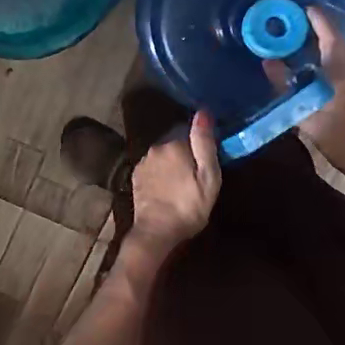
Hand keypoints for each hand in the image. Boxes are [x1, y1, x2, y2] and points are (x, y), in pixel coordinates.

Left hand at [128, 110, 222, 252]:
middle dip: (185, 151)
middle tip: (197, 172)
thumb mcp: (208, 177)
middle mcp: (156, 147)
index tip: (208, 157)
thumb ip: (205, 143)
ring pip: (163, 154)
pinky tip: (167, 187)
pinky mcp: (136, 176)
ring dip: (172, 162)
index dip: (200, 142)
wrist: (156, 232)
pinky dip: (160, 172)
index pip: (190, 130)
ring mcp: (143, 162)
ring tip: (182, 182)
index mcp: (175, 144)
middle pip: (175, 141)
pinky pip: (153, 166)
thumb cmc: (188, 207)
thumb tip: (203, 112)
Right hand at [264, 8, 344, 167]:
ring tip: (297, 39)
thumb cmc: (332, 130)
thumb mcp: (302, 107)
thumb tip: (268, 61)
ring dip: (319, 42)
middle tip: (292, 22)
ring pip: (337, 51)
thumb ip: (284, 83)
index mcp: (339, 66)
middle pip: (333, 38)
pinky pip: (337, 63)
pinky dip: (323, 56)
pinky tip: (309, 63)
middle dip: (314, 27)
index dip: (314, 18)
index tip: (299, 7)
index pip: (327, 32)